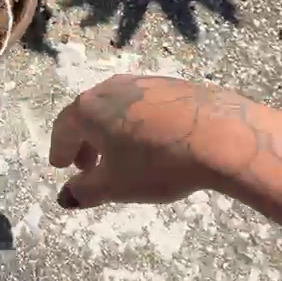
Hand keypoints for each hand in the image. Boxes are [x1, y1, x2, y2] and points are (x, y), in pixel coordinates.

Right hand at [47, 74, 260, 208]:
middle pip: (86, 116)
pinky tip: (152, 141)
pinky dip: (136, 122)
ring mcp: (140, 83)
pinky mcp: (169, 84)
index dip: (60, 150)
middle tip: (88, 165)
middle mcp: (107, 90)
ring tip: (121, 153)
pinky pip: (141, 105)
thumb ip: (85, 191)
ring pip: (114, 108)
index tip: (60, 166)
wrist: (221, 136)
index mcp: (87, 110)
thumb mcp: (117, 186)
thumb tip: (64, 197)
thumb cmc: (159, 163)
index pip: (63, 129)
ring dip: (110, 131)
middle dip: (85, 142)